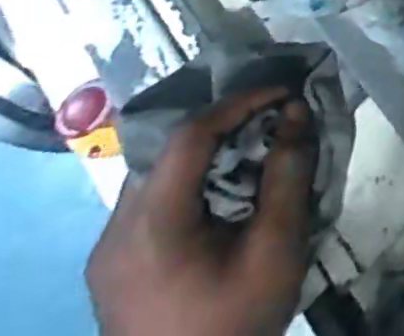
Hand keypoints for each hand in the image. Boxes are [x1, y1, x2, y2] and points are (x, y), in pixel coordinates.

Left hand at [87, 88, 317, 335]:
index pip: (188, 135)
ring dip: (209, 150)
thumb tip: (295, 112)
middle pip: (168, 150)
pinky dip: (193, 178)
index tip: (286, 91)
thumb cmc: (236, 322)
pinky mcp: (113, 267)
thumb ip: (287, 174)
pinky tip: (226, 190)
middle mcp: (115, 231)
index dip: (240, 102)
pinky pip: (154, 200)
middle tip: (275, 115)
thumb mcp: (277, 247)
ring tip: (257, 146)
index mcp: (150, 226)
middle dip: (227, 122)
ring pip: (159, 172)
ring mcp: (108, 251)